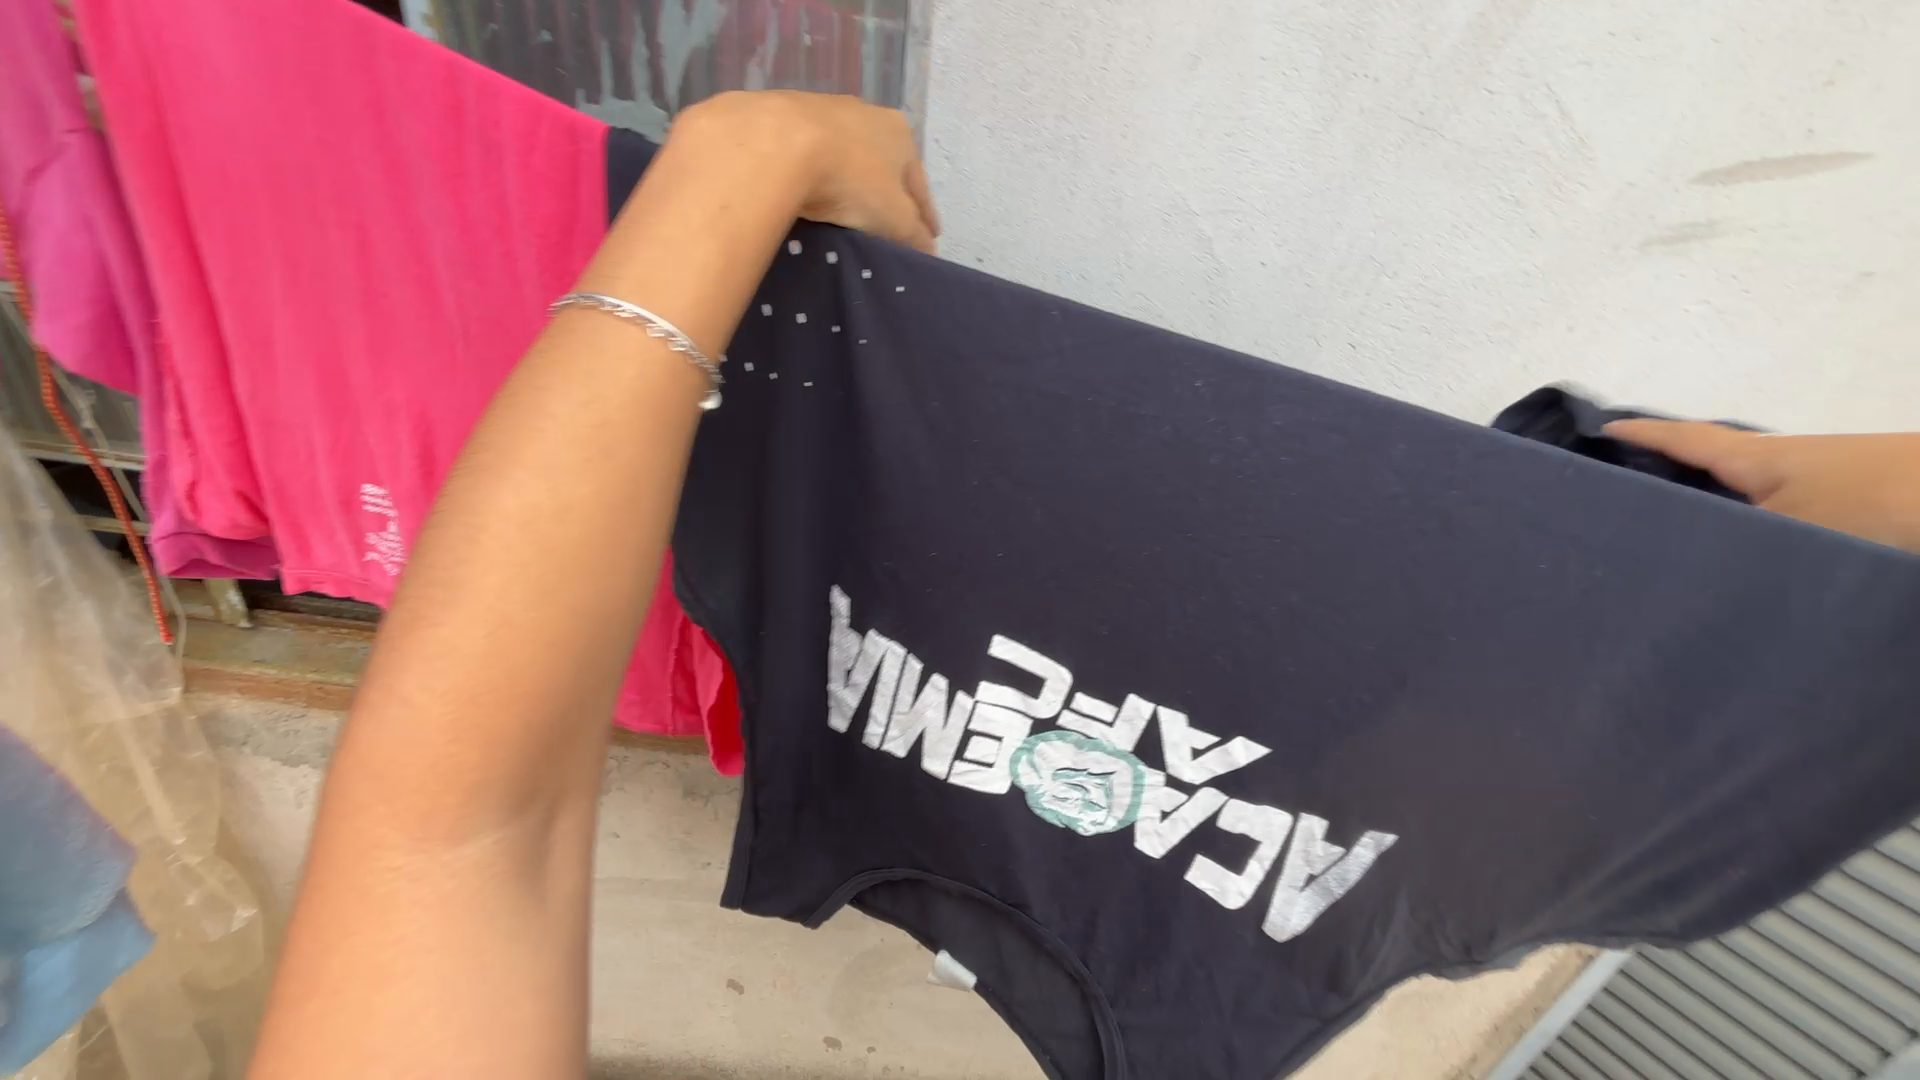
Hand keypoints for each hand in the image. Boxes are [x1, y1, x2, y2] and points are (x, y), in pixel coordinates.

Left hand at [673, 90, 939, 253]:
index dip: (926, 218)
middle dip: (890, 198)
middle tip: (891, 229)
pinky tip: (816, 196)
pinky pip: (814, 157)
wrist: (779, 144)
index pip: (920, 186)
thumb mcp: (895, 219)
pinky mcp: (787, 118)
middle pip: (886, 168)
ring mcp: (826, 111)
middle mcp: (868, 114)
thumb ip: (915, 236)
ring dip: (853, 184)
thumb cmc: (851, 181)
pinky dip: (820, 177)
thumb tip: (927, 249)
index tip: (927, 240)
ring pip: (849, 159)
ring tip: (851, 215)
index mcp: (901, 134)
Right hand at [1605, 420, 1919, 552]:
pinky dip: (1759, 528)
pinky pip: (1788, 514)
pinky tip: (1752, 557)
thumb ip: (1730, 546)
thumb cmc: (1879, 508)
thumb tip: (1678, 573)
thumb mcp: (1785, 532)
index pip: (1682, 438)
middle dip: (1671, 477)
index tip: (1600, 430)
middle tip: (1626, 499)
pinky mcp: (1866, 506)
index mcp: (1757, 458)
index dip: (1641, 434)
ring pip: (1753, 494)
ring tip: (1680, 539)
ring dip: (1718, 511)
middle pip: (1714, 466)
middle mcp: (1788, 463)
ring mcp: (1831, 483)